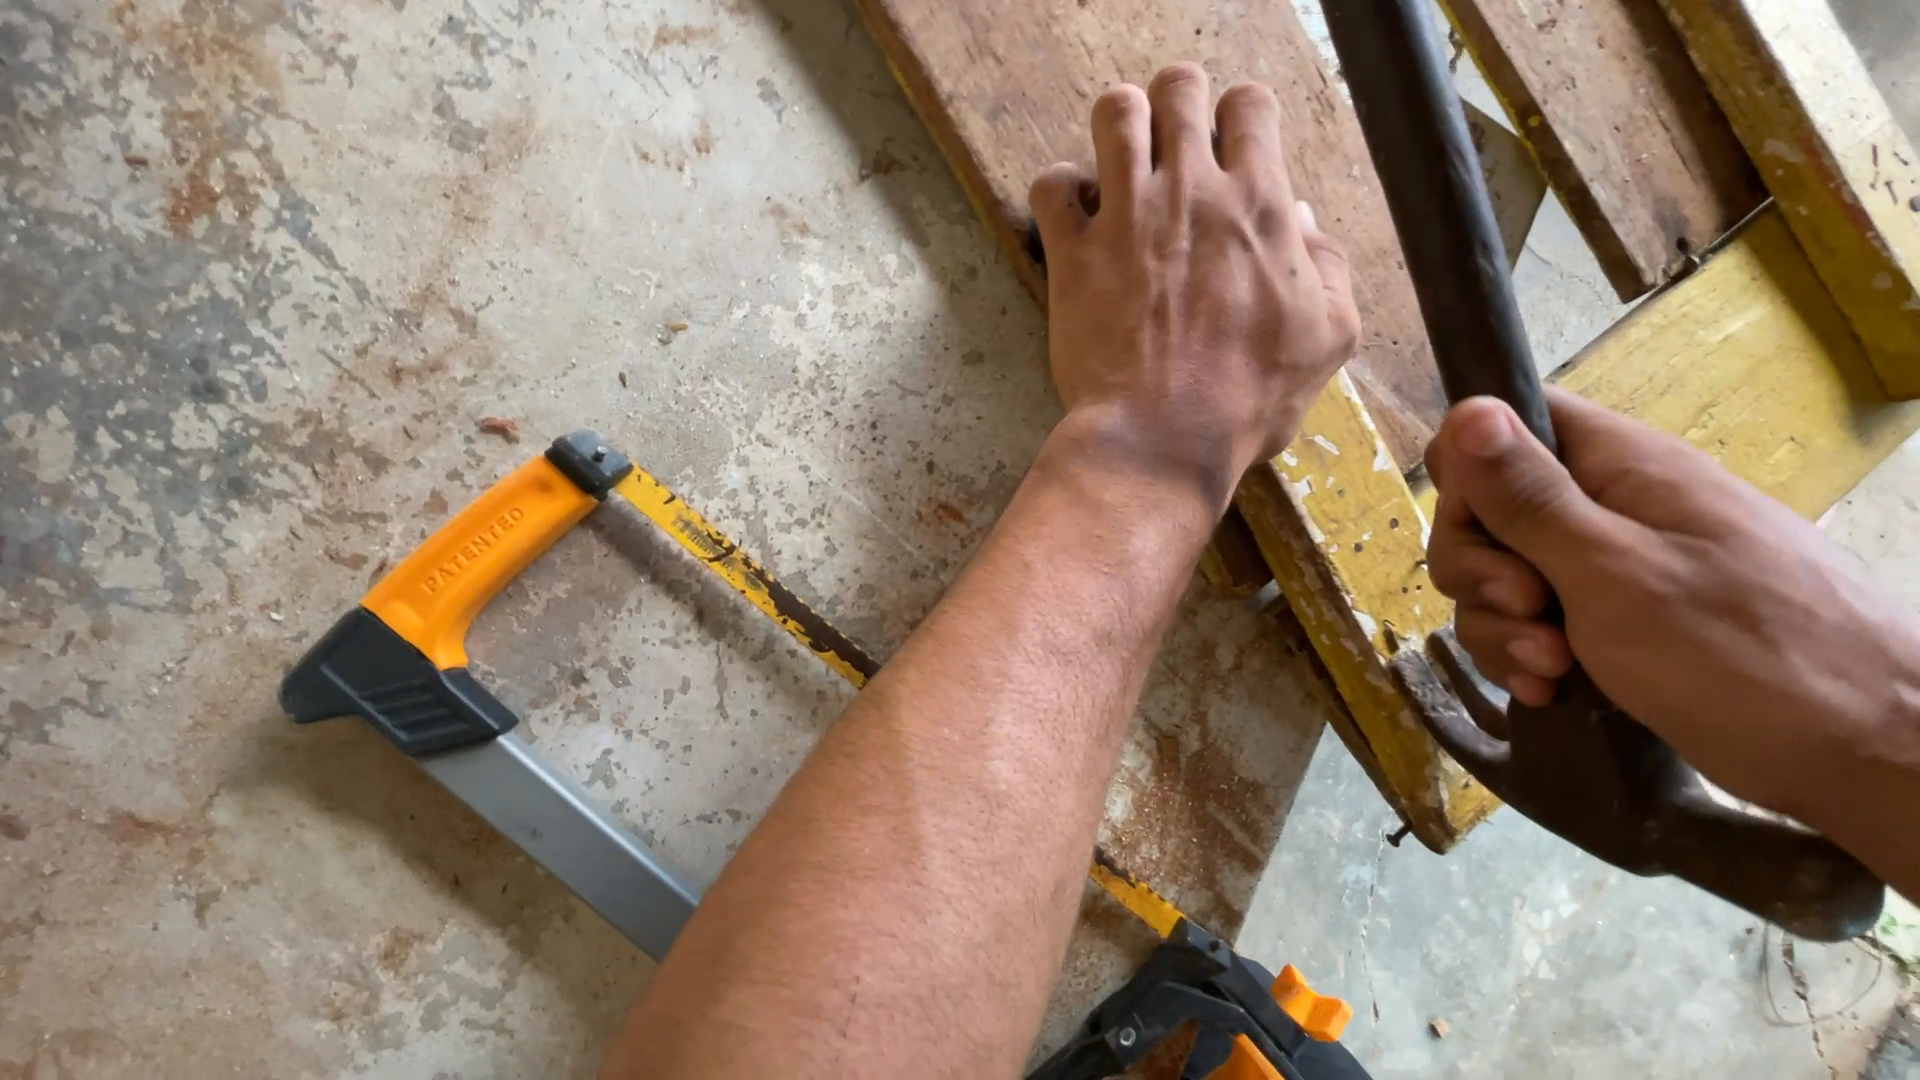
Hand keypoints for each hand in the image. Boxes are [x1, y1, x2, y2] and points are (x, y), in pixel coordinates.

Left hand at [1028, 64, 1360, 509]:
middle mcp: (1190, 194)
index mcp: (1258, 206)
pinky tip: (1074, 215)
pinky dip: (1059, 189)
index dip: (1239, 118)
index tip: (1228, 151)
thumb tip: (1302, 220)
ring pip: (1114, 113)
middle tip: (1170, 146)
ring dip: (1118, 127)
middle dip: (1175, 102)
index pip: (1251, 106)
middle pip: (1179, 87)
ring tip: (1119, 165)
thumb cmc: (1247, 401)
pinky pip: (1051, 186)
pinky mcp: (1073, 254)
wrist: (1163, 438)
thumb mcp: (1326, 339)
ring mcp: (1126, 219)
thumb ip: (1326, 269)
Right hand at [1424, 388, 1919, 821]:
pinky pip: (1524, 622)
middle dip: (1479, 568)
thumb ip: (1529, 495)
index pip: (1504, 427)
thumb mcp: (1611, 568)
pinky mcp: (1602, 620)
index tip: (1481, 528)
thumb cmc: (1739, 650)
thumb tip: (1467, 410)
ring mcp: (1604, 566)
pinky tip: (1547, 685)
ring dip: (1498, 624)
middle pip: (1484, 512)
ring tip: (1548, 666)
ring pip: (1497, 576)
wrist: (1861, 757)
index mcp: (1616, 465)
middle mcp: (1604, 505)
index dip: (1470, 472)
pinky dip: (1521, 654)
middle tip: (1525, 607)